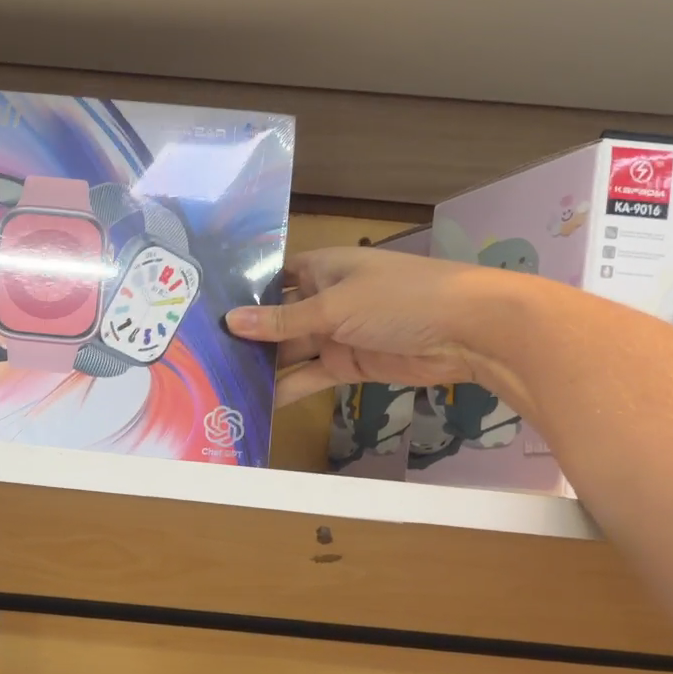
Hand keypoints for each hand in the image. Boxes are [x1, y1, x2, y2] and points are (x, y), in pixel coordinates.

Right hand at [225, 246, 509, 405]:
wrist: (475, 333)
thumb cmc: (403, 299)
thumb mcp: (334, 307)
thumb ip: (281, 321)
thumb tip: (228, 322)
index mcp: (322, 270)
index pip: (271, 278)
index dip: (240, 292)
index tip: (200, 309)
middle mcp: (323, 299)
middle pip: (274, 319)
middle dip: (242, 336)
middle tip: (196, 355)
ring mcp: (335, 334)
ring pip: (287, 351)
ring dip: (259, 366)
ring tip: (215, 383)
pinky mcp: (347, 365)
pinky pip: (307, 377)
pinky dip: (285, 390)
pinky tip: (253, 404)